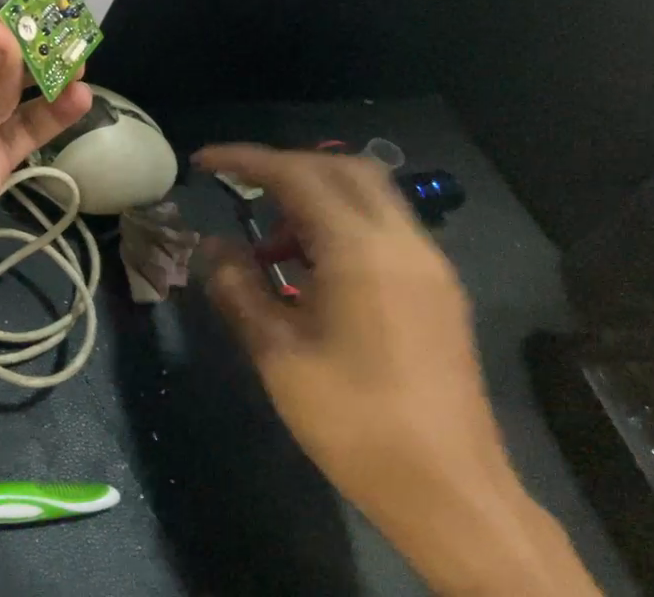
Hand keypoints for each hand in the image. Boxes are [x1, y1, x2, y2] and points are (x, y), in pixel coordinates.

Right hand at [198, 145, 598, 594]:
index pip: (300, 176)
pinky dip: (337, 228)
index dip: (246, 160)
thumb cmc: (353, 421)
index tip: (203, 161)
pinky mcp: (437, 294)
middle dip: (285, 168)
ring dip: (313, 200)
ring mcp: (429, 270)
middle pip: (345, 171)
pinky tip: (305, 271)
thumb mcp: (276, 353)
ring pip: (369, 199)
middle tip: (238, 188)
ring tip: (266, 245)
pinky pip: (383, 232)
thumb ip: (238, 289)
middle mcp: (406, 246)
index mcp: (364, 253)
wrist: (449, 492)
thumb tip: (212, 247)